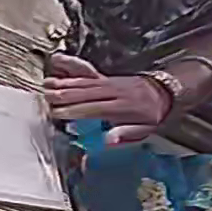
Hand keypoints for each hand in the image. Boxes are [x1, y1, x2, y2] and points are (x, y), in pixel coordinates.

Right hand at [42, 54, 168, 144]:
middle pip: (83, 92)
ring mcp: (108, 82)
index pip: (92, 108)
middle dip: (62, 95)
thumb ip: (127, 135)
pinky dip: (70, 71)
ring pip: (82, 82)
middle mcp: (113, 92)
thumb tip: (108, 140)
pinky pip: (86, 74)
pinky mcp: (105, 77)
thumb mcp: (147, 130)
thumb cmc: (152, 114)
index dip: (73, 110)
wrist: (166, 91)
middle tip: (45, 99)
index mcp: (122, 107)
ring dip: (63, 83)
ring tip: (46, 86)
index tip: (57, 114)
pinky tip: (59, 70)